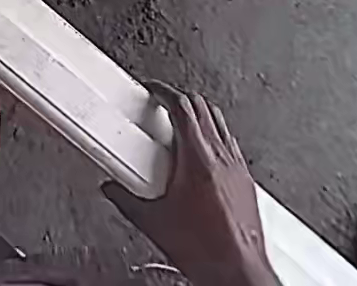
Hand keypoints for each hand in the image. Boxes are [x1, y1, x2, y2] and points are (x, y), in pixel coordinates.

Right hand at [103, 84, 273, 285]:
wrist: (241, 274)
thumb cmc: (207, 252)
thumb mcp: (155, 224)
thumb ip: (127, 201)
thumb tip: (111, 189)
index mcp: (196, 157)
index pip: (181, 104)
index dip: (163, 90)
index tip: (152, 90)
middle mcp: (219, 155)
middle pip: (200, 104)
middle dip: (178, 97)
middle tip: (162, 102)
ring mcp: (235, 165)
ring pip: (217, 119)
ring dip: (197, 112)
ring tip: (180, 119)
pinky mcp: (245, 178)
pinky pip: (229, 140)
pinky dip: (213, 133)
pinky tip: (204, 149)